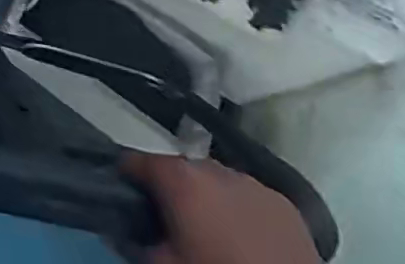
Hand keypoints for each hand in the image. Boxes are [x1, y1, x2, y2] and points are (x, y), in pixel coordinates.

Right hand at [121, 153, 319, 263]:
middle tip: (170, 223)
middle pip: (178, 169)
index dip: (126, 178)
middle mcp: (213, 169)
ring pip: (215, 182)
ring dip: (207, 198)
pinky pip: (248, 198)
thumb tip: (120, 230)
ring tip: (211, 233)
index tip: (124, 197)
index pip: (136, 161)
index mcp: (180, 179)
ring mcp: (253, 183)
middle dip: (170, 190)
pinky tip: (245, 240)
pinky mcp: (284, 205)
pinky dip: (239, 211)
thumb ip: (137, 244)